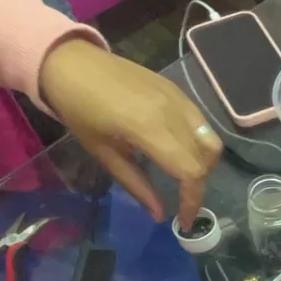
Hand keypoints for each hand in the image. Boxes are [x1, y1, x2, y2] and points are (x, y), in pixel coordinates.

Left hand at [39, 39, 222, 227]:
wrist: (70, 61)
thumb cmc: (79, 109)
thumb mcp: (104, 153)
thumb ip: (137, 185)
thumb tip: (160, 215)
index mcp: (149, 128)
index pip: (191, 172)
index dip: (192, 200)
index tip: (184, 219)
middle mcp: (172, 112)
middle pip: (206, 159)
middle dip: (198, 186)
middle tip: (183, 200)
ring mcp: (178, 98)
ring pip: (211, 142)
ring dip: (204, 165)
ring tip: (185, 176)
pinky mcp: (178, 91)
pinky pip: (202, 124)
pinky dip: (200, 144)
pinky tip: (182, 151)